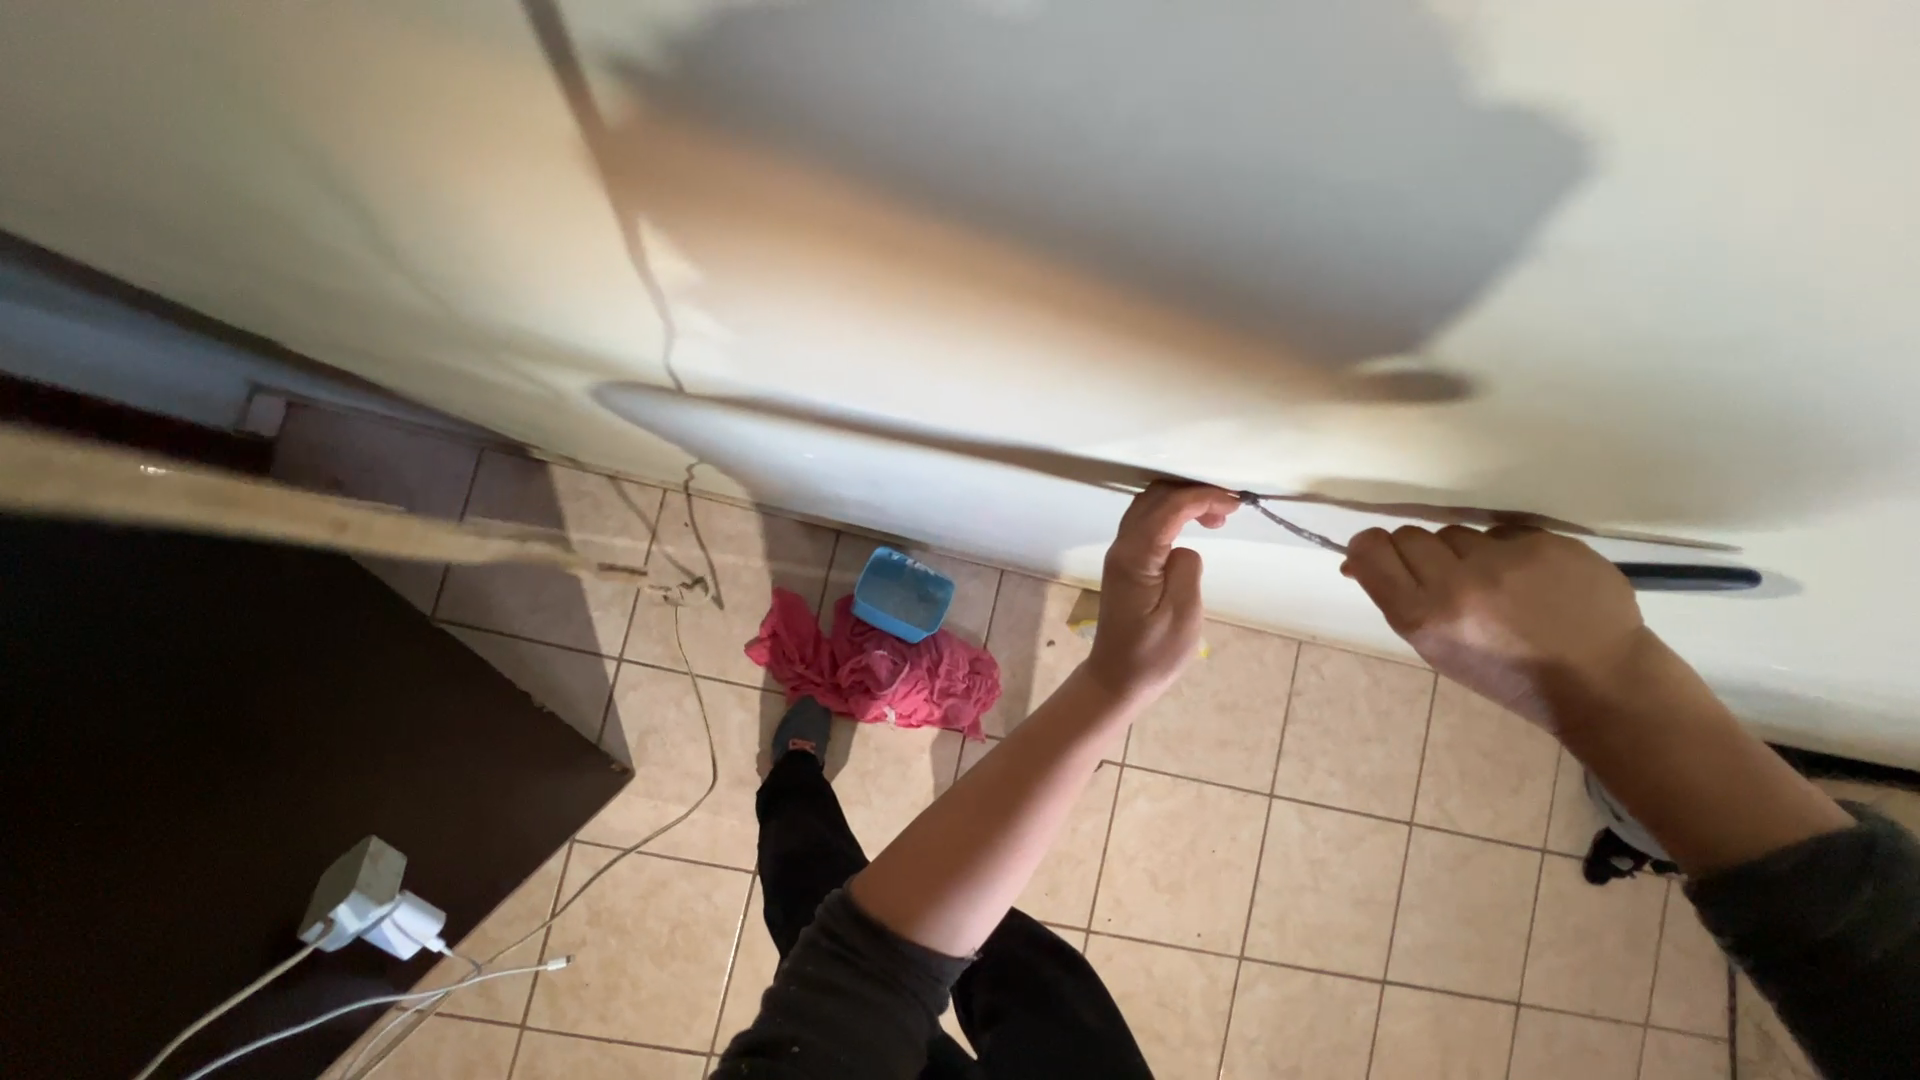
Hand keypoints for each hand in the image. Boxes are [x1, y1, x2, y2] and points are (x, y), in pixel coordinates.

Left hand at [1084, 482, 1239, 701]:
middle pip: (1155, 498)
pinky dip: (1171, 516)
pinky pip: (1146, 524)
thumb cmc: (1152, 654)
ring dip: (1182, 502)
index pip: (1169, 508)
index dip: (1203, 497)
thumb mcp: (1181, 615)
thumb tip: (1183, 547)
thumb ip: (1185, 570)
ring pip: (1149, 507)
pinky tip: (1193, 529)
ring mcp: (1120, 554)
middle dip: (1193, 493)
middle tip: (1228, 509)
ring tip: (1216, 518)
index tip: (1235, 503)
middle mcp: (1122, 548)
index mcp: (1135, 557)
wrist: (1117, 677)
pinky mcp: (1125, 563)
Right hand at [1341, 525, 1647, 729]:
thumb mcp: (1435, 648)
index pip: (1370, 551)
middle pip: (1409, 535)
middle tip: (1442, 576)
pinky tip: (1528, 578)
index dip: (1368, 548)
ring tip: (1493, 582)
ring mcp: (1505, 560)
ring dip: (1464, 552)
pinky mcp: (1546, 544)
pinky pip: (1503, 532)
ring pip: (1456, 532)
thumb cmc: (1505, 674)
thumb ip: (1398, 601)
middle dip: (1417, 552)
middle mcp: (1457, 584)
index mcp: (1423, 617)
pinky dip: (1507, 551)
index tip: (1378, 557)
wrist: (1599, 680)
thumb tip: (1358, 562)